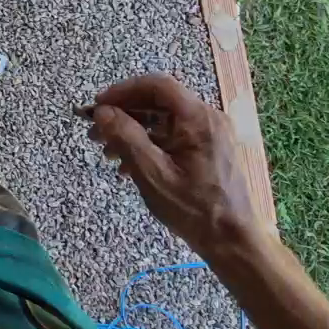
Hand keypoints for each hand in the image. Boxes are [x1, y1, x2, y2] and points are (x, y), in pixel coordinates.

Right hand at [82, 73, 261, 258]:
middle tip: (95, 131)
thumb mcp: (152, 174)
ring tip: (106, 151)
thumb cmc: (194, 209)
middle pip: (157, 101)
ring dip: (131, 130)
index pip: (156, 85)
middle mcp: (207, 119)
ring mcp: (209, 134)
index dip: (122, 90)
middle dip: (122, 113)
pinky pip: (171, 135)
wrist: (234, 243)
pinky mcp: (207, 149)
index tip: (98, 107)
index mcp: (198, 119)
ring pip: (162, 119)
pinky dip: (146, 143)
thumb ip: (125, 137)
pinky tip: (127, 165)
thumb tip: (101, 111)